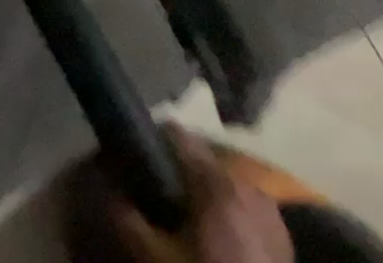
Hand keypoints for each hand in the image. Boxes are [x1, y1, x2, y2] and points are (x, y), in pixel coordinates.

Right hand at [90, 127, 293, 262]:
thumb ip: (124, 216)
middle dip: (173, 171)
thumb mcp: (154, 255)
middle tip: (152, 198)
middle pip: (198, 157)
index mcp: (216, 182)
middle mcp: (246, 183)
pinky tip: (212, 238)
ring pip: (220, 180)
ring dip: (199, 191)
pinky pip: (241, 204)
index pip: (174, 133)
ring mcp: (269, 207)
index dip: (147, 141)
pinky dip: (223, 210)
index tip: (130, 158)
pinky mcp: (281, 231)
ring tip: (181, 221)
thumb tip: (102, 183)